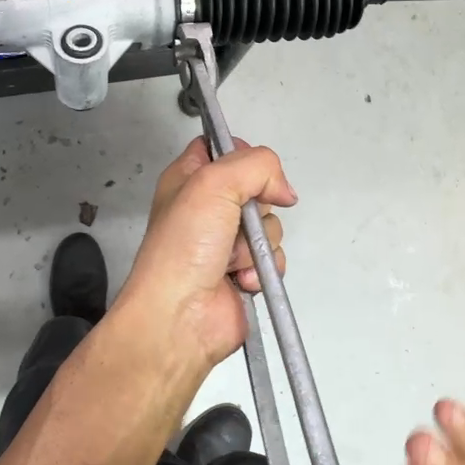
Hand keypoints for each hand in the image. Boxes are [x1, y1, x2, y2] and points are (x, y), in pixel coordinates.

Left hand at [114, 136, 295, 368]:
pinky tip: (241, 280)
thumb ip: (257, 167)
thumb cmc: (185, 243)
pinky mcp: (245, 272)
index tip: (247, 172)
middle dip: (255, 208)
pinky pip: (274, 258)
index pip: (222, 148)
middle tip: (236, 223)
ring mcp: (227, 241)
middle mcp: (208, 207)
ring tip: (231, 260)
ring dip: (256, 245)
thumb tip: (284, 191)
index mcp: (189, 178)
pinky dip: (262, 269)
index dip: (241, 155)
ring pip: (270, 225)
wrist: (179, 315)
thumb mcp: (213, 183)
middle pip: (257, 188)